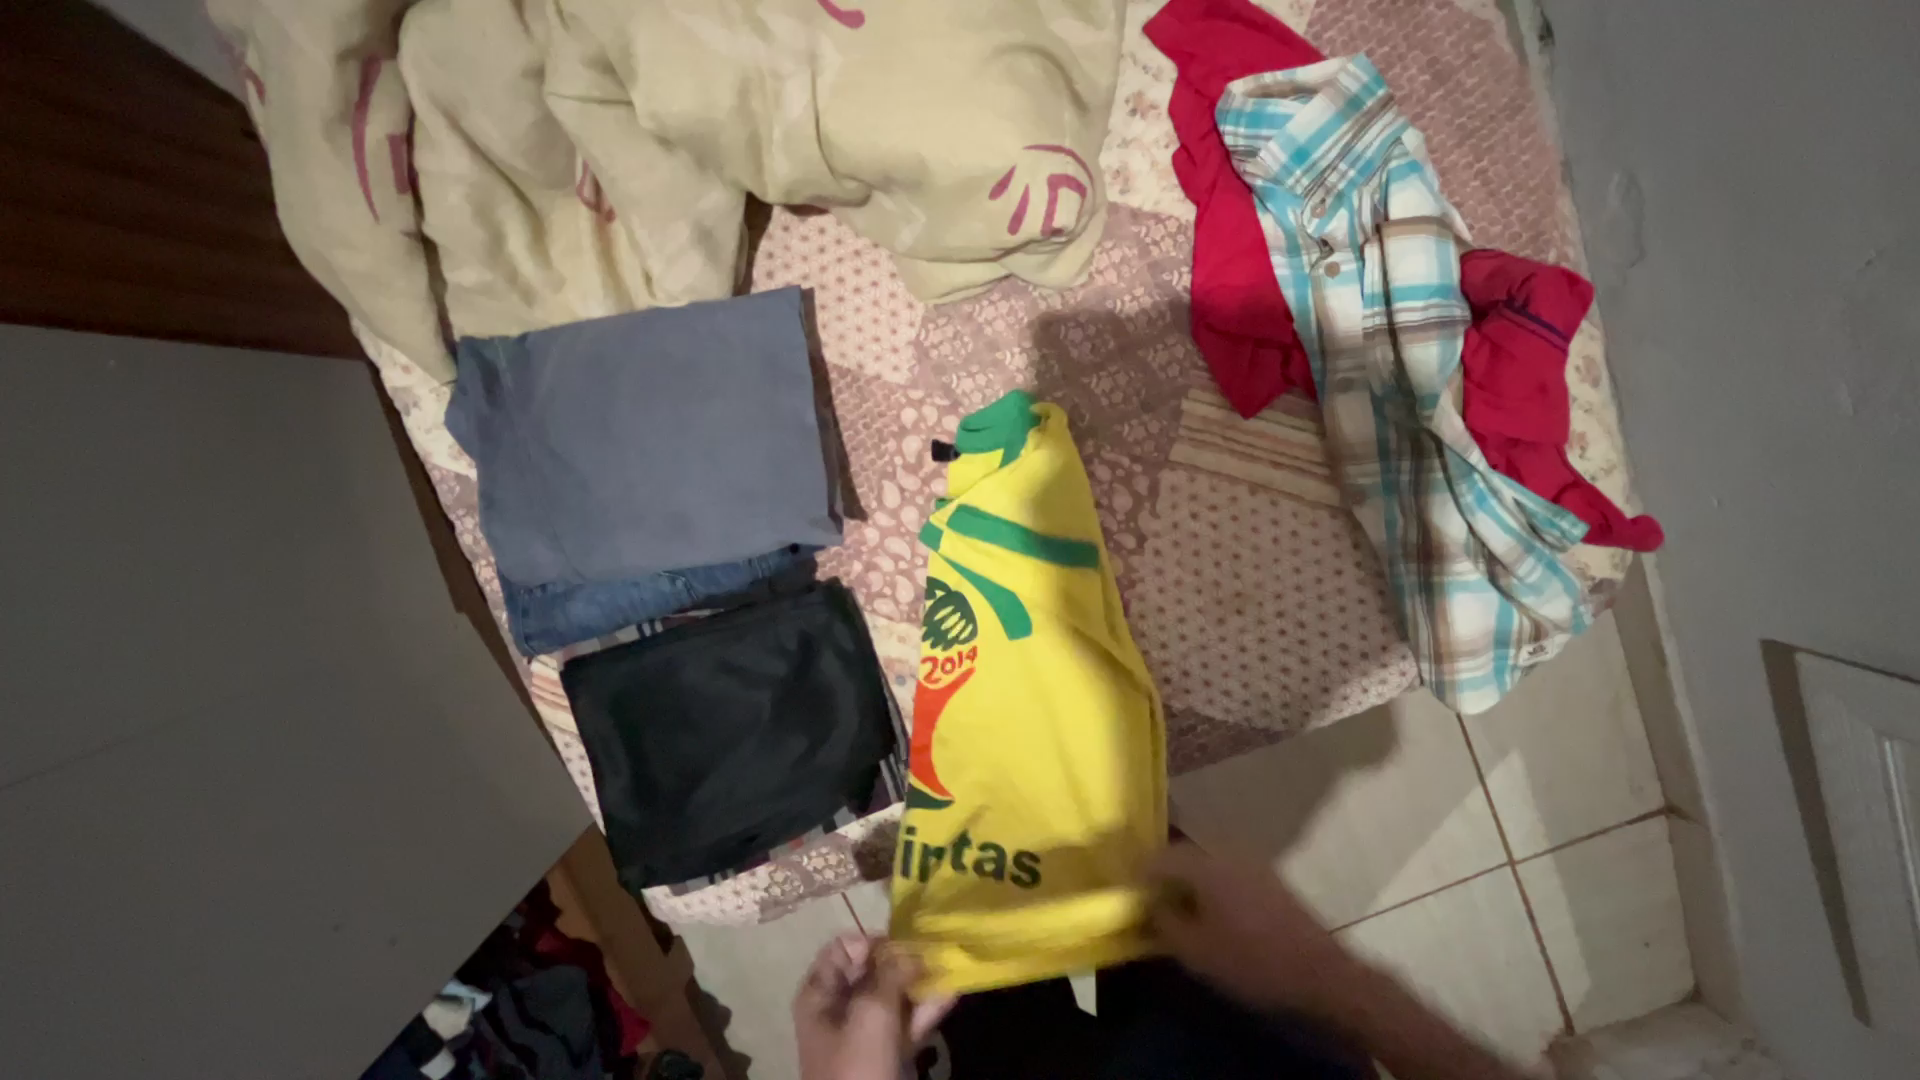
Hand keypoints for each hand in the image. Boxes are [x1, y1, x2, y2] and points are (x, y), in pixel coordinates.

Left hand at [793, 933, 952, 1079]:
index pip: (843, 948)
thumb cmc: (856, 1063)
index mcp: (821, 994)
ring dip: (919, 982)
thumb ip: (892, 972)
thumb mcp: (872, 1011)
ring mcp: (864, 1033)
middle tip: (933, 950)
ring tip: (948, 965)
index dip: (871, 942)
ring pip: (893, 996)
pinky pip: (907, 1022)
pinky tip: (952, 993)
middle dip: (903, 959)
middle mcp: (839, 1008)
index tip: (900, 945)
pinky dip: (926, 1009)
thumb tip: (912, 950)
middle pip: (872, 970)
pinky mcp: (886, 1054)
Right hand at [1146, 843, 1379, 1024]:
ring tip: (1180, 904)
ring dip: (1190, 878)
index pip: (1158, 856)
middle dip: (1164, 872)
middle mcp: (1227, 852)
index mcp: (1204, 864)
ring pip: (1208, 861)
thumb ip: (1164, 923)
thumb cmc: (1252, 961)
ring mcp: (1253, 861)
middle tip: (1151, 896)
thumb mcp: (1195, 952)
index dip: (1139, 873)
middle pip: (1184, 853)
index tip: (1127, 891)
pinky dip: (1213, 884)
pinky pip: (1228, 871)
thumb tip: (1148, 904)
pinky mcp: (1270, 878)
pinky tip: (1214, 910)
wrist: (1321, 975)